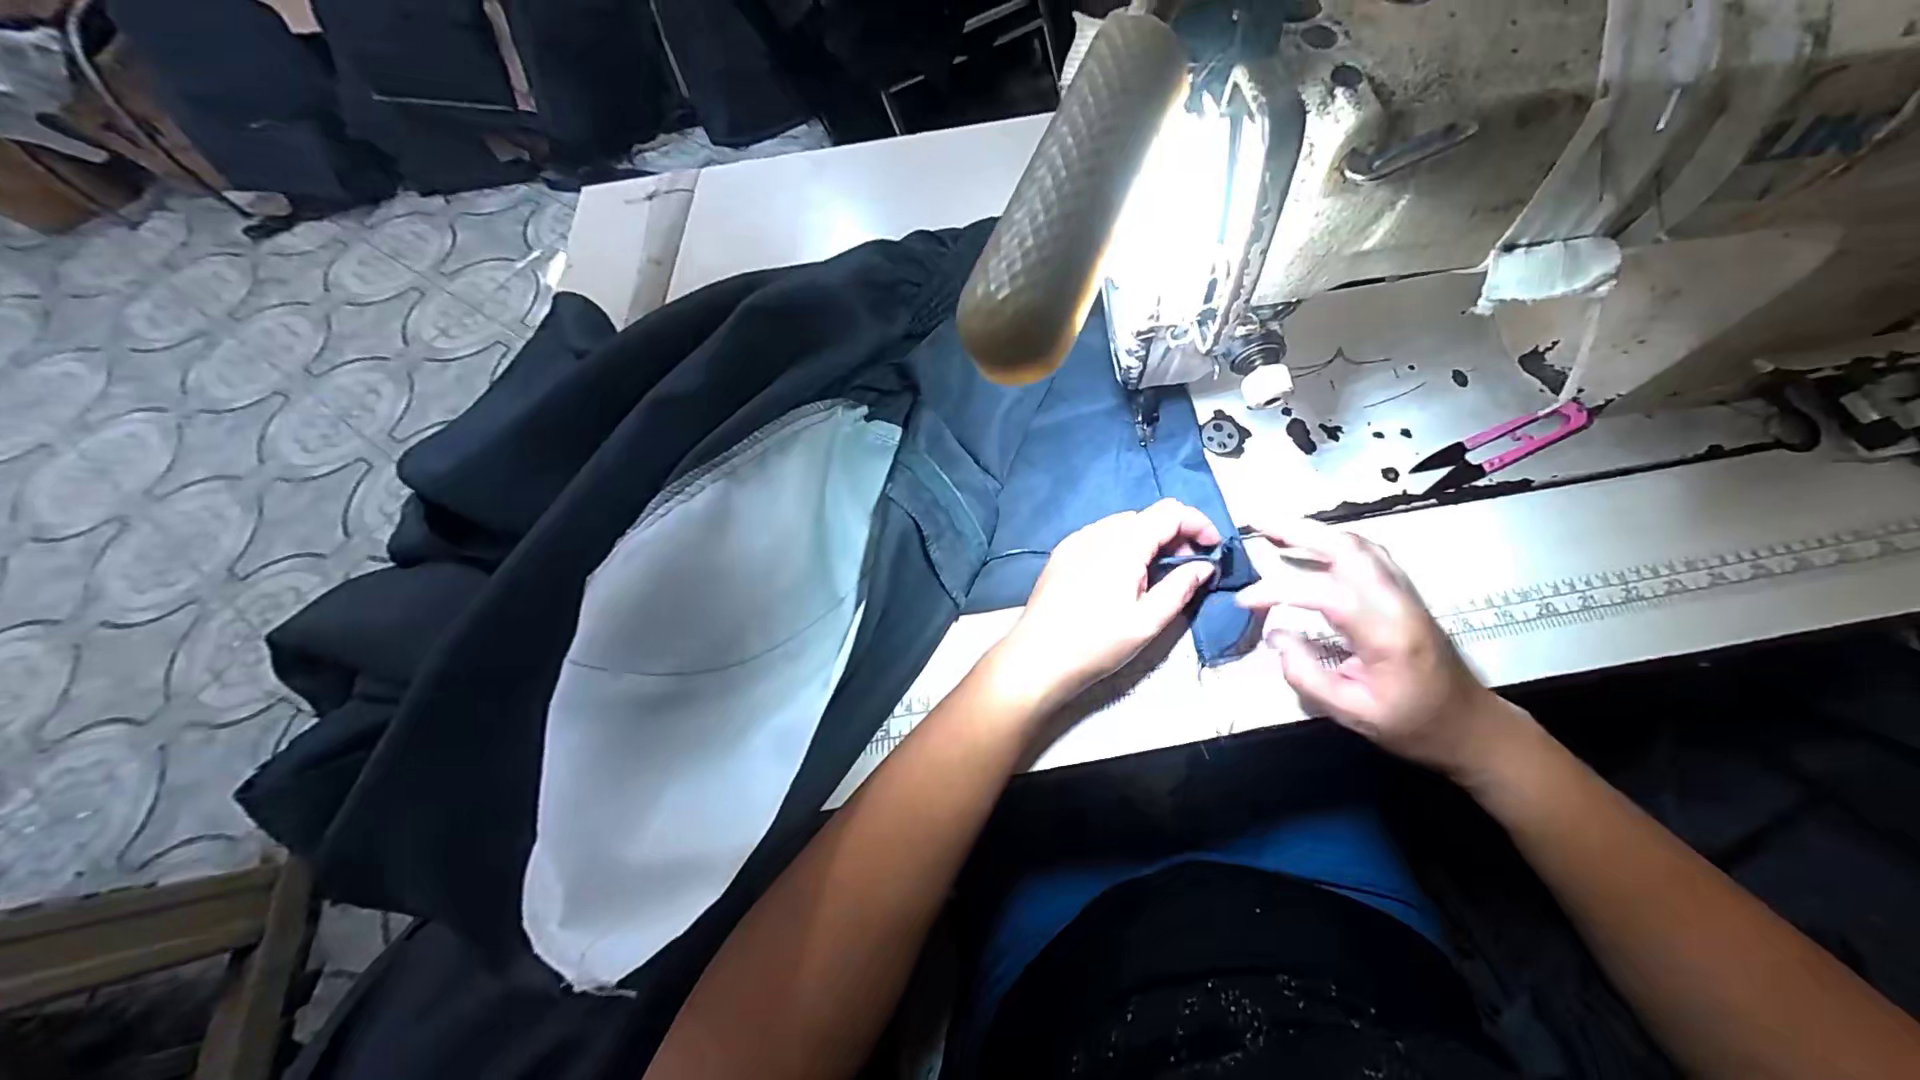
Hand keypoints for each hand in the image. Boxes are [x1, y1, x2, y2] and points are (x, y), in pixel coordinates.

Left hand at [988, 499, 1220, 714]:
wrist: (1037, 658)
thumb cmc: (1096, 643)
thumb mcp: (1148, 621)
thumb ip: (1180, 588)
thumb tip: (1203, 566)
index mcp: (1123, 544)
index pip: (1170, 512)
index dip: (1198, 524)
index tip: (1212, 549)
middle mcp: (1097, 533)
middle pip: (1146, 516)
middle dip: (1175, 534)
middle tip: (1188, 567)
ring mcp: (1075, 541)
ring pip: (1122, 525)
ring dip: (1148, 540)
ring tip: (1155, 574)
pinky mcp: (1061, 554)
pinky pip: (1099, 536)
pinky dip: (1121, 546)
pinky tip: (1122, 575)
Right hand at [1235, 518, 1534, 781]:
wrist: (1470, 725)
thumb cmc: (1411, 724)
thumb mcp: (1352, 714)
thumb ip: (1306, 675)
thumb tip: (1276, 636)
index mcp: (1386, 633)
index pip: (1324, 594)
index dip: (1277, 590)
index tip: (1244, 600)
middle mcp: (1399, 602)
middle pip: (1348, 548)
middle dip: (1298, 531)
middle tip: (1256, 524)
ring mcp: (1405, 593)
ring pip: (1359, 544)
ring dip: (1314, 531)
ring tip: (1275, 529)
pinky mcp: (1404, 593)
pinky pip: (1367, 554)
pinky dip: (1332, 542)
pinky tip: (1309, 546)